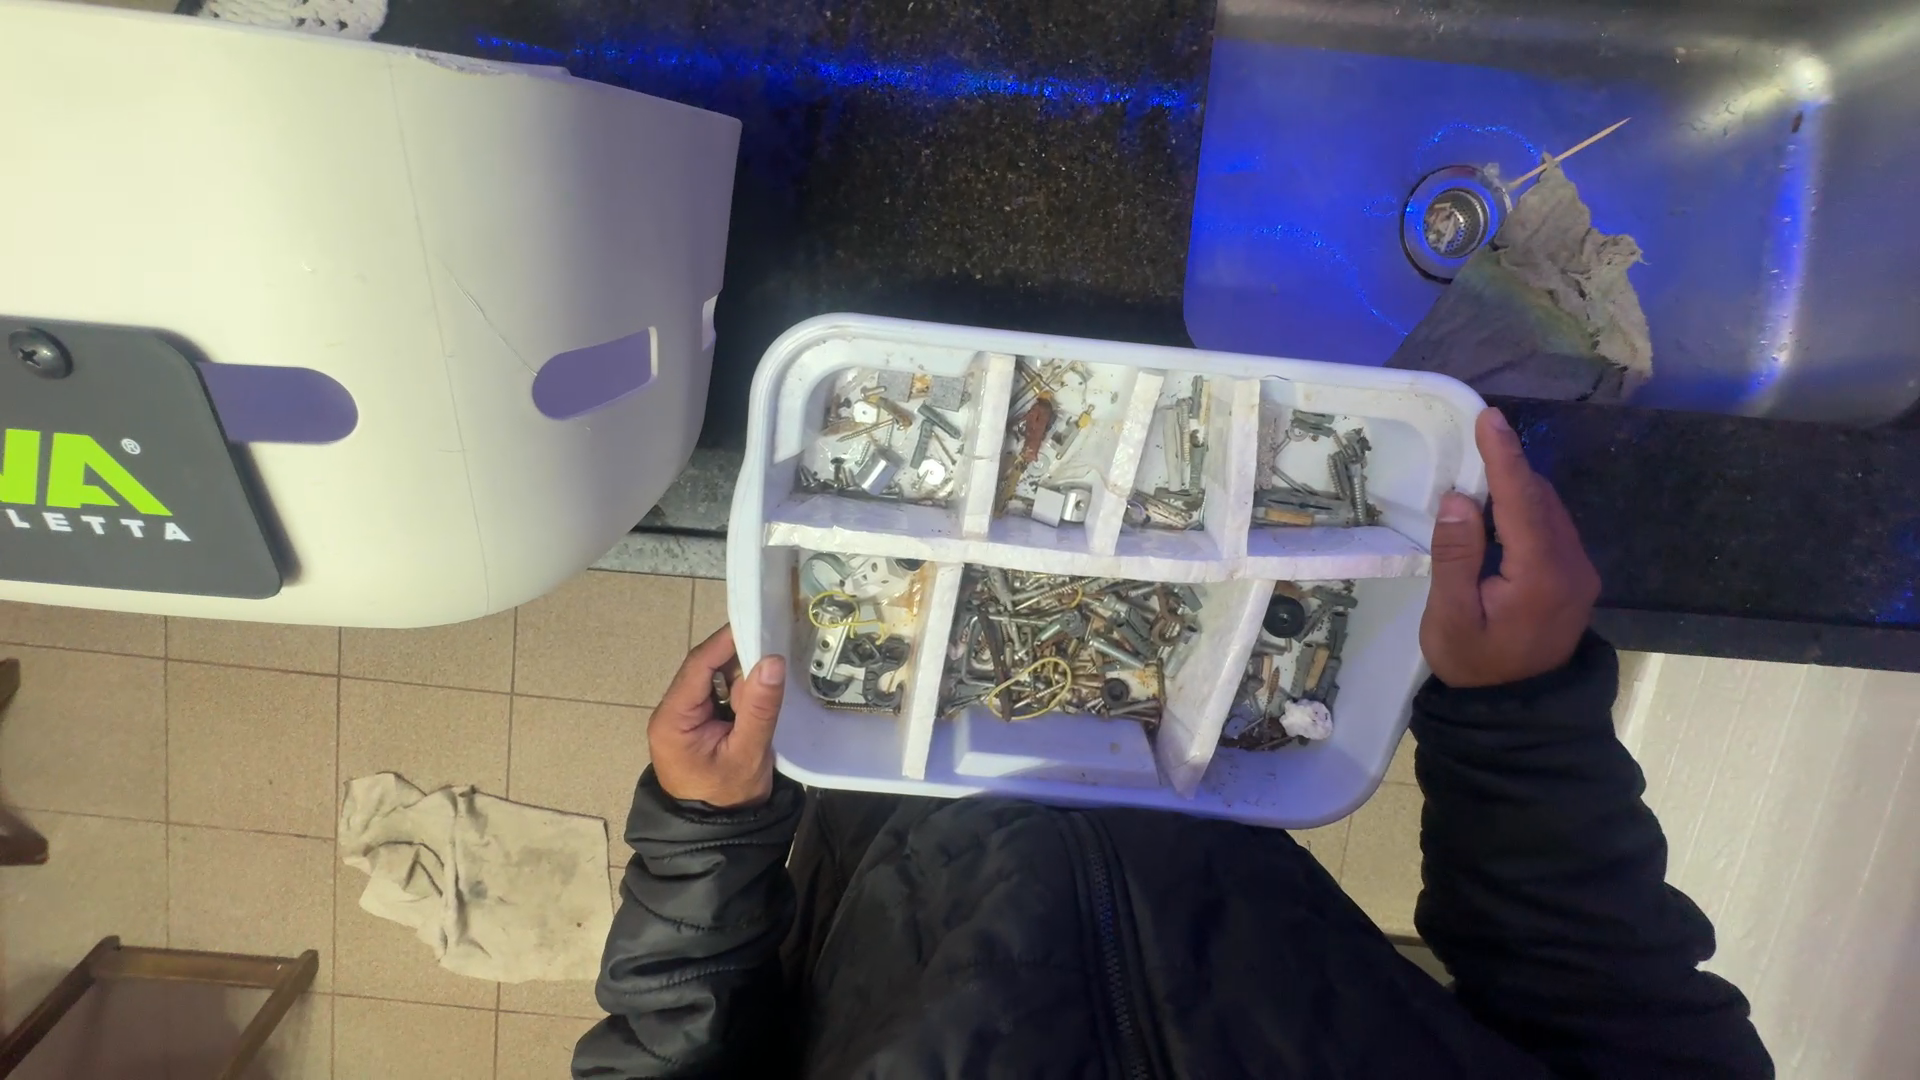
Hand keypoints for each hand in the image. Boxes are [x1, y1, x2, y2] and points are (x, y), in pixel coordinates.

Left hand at [649, 626, 786, 808]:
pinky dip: (741, 685)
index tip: (758, 623)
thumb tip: (772, 660)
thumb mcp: (748, 752)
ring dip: (742, 671)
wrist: (721, 832)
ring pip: (714, 676)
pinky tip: (762, 684)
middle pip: (705, 667)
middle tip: (774, 644)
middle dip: (739, 655)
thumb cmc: (729, 796)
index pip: (698, 665)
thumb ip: (759, 707)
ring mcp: (685, 715)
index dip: (726, 641)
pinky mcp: (700, 720)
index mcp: (673, 718)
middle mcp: (673, 711)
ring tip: (773, 664)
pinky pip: (719, 691)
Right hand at [1422, 407, 1600, 687]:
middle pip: (1541, 500)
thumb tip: (1459, 500)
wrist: (1514, 709)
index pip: (1522, 501)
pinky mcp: (1572, 579)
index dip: (1504, 457)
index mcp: (1541, 573)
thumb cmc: (1473, 662)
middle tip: (1477, 434)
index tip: (1489, 419)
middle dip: (1511, 464)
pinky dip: (1523, 505)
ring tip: (1481, 461)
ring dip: (1517, 484)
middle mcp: (1571, 565)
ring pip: (1549, 511)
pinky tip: (1497, 503)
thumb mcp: (1451, 613)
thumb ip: (1456, 556)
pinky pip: (1549, 528)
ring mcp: (1578, 572)